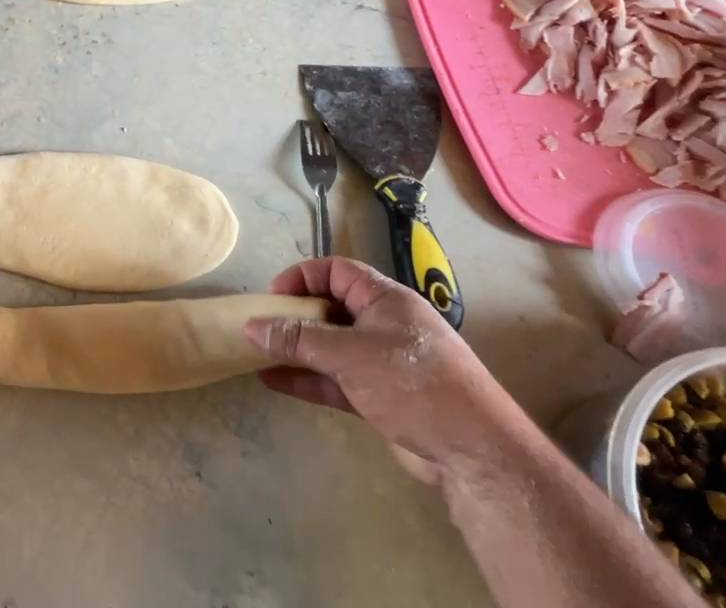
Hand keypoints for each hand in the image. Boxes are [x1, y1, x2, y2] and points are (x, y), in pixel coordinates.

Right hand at [242, 257, 529, 485]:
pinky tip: (273, 381)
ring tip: (257, 355)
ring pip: (329, 347)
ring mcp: (382, 363)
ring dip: (295, 351)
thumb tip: (252, 326)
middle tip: (261, 328)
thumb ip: (299, 339)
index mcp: (386, 301)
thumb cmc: (414, 386)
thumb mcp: (350, 355)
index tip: (272, 297)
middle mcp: (384, 326)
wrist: (474, 454)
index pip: (337, 271)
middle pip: (329, 309)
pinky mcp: (379, 396)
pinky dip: (306, 379)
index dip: (301, 277)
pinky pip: (334, 379)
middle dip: (293, 317)